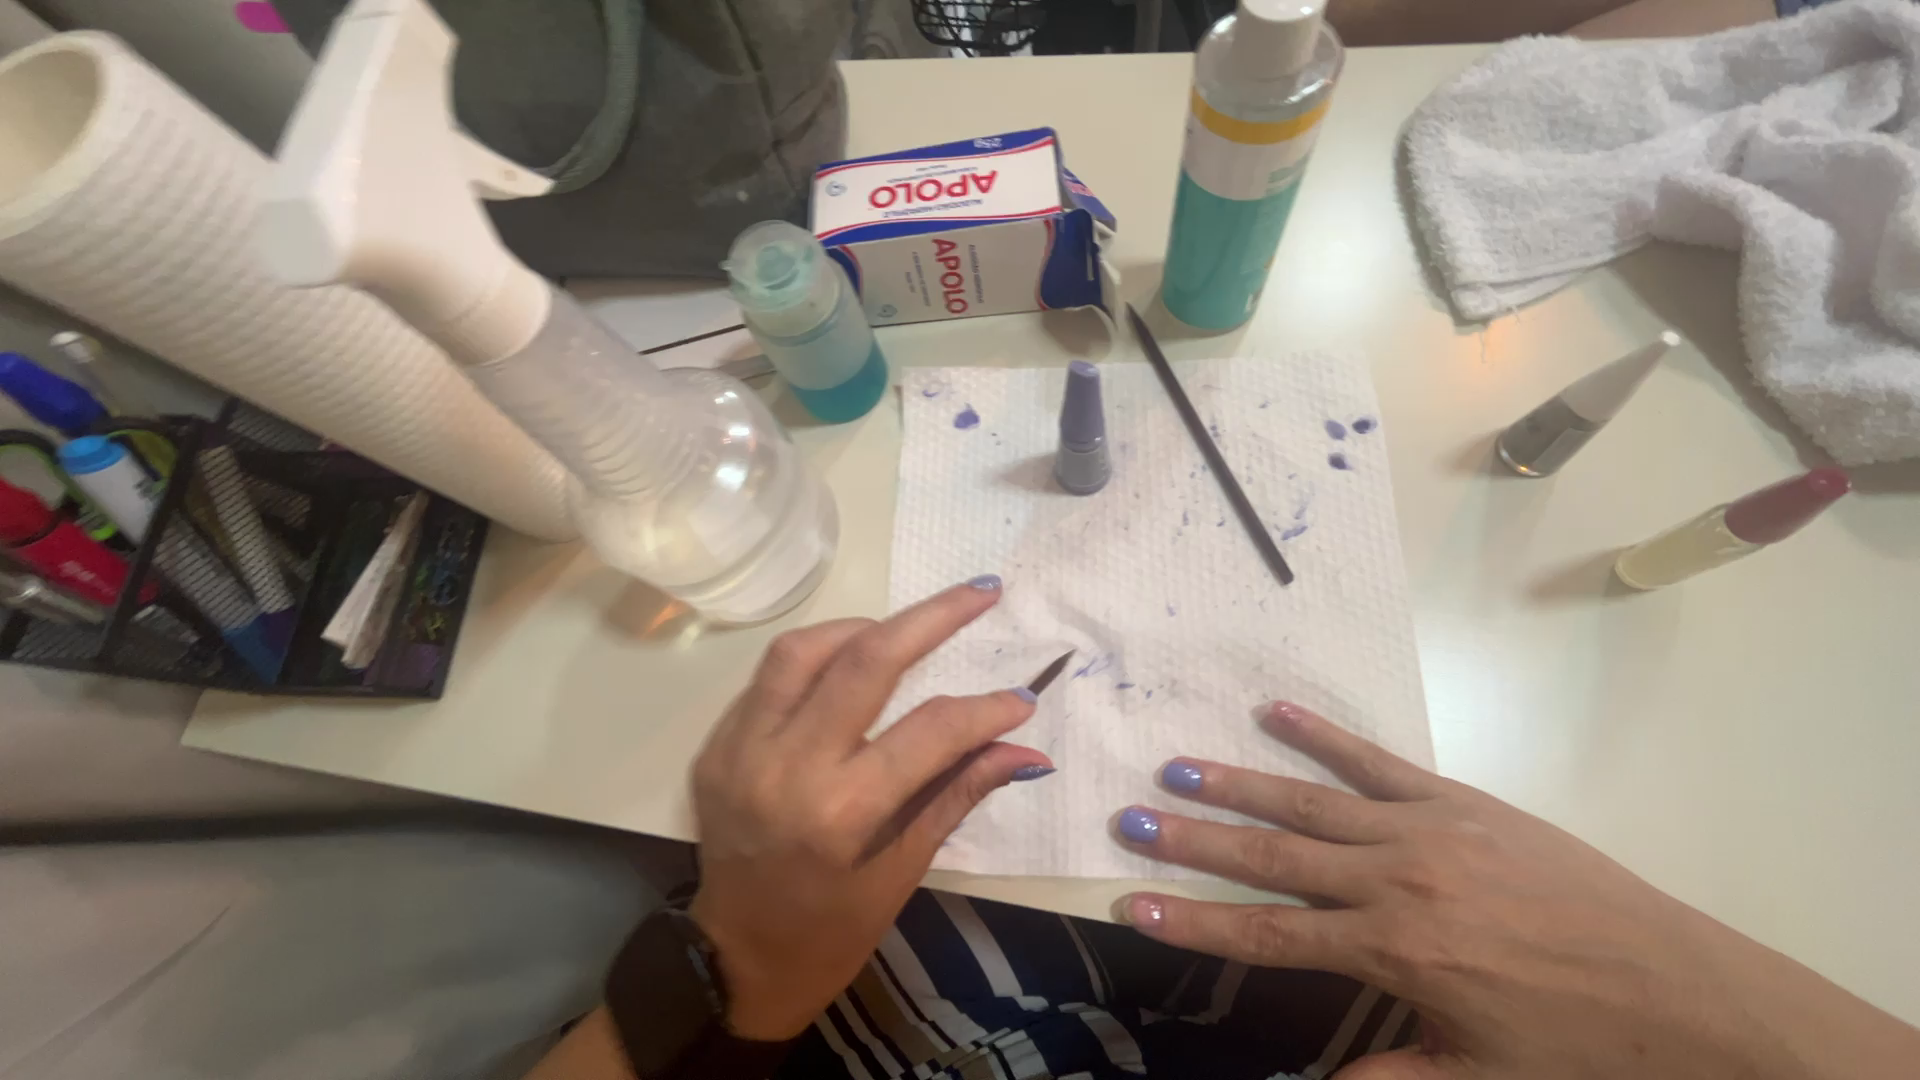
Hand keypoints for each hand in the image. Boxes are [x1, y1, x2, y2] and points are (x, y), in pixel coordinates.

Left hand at [688, 576, 1052, 1040]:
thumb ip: (961, 791)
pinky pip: (771, 675)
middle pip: (866, 659)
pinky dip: (818, 657)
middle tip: (981, 591)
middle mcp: (786, 767)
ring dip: (864, 627)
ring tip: (905, 631)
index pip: (929, 732)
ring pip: (805, 648)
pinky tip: (850, 667)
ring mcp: (742, 749)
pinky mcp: (718, 743)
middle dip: (933, 616)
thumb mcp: (905, 867)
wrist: (733, 959)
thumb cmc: (831, 928)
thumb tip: (1028, 751)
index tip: (1022, 697)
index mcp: (841, 813)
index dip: (986, 709)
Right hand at [1111, 703, 1919, 1079]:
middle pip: (1270, 857)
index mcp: (1394, 950)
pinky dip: (1321, 735)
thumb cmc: (1581, 1046)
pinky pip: (1374, 760)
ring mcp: (1422, 827)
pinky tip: (1276, 711)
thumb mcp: (1481, 1079)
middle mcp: (1393, 879)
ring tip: (1177, 768)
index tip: (1132, 905)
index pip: (1268, 936)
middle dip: (1192, 842)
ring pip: (1307, 802)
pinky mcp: (1454, 797)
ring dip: (1237, 784)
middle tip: (1131, 819)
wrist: (1697, 994)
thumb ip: (1387, 1076)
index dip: (1193, 924)